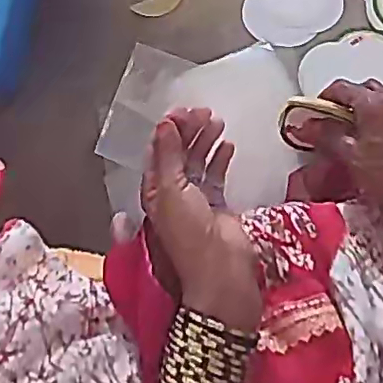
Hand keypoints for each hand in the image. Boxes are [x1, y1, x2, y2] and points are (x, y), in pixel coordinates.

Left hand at [139, 108, 260, 329]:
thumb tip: (165, 124)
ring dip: (206, 140)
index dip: (170, 129)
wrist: (221, 273)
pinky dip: (220, 159)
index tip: (185, 110)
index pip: (159, 151)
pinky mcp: (217, 205)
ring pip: (198, 161)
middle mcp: (172, 194)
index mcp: (154, 190)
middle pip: (179, 153)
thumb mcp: (172, 191)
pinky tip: (228, 146)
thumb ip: (169, 156)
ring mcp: (195, 200)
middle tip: (206, 112)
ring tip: (218, 122)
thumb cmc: (190, 233)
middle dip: (190, 130)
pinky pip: (216, 175)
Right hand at [304, 80, 382, 210]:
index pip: (341, 88)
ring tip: (351, 125)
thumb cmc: (380, 173)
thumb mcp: (347, 153)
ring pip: (379, 96)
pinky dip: (378, 113)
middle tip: (332, 117)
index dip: (323, 98)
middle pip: (362, 88)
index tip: (314, 112)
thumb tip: (305, 125)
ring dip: (363, 105)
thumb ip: (325, 133)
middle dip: (345, 99)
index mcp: (372, 102)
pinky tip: (370, 132)